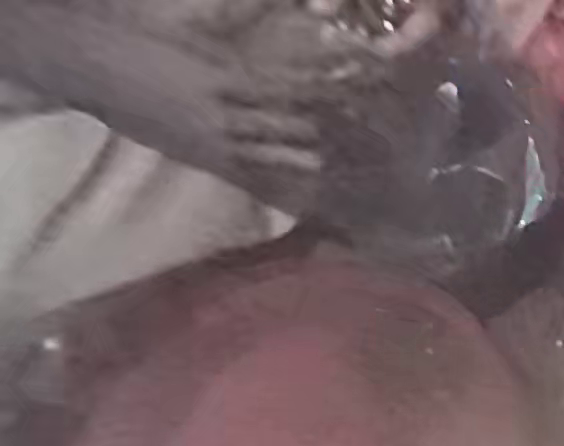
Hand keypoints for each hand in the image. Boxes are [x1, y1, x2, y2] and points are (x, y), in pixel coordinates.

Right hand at [27, 10, 334, 203]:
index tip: (358, 102)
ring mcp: (222, 140)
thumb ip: (235, 32)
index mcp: (223, 75)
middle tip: (367, 139)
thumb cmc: (133, 39)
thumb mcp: (187, 33)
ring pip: (292, 157)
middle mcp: (229, 112)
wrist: (68, 60)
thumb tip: (277, 11)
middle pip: (301, 129)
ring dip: (320, 157)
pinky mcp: (212, 161)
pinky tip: (319, 182)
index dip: (329, 99)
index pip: (293, 90)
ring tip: (349, 162)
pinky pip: (268, 176)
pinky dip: (295, 176)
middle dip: (333, 133)